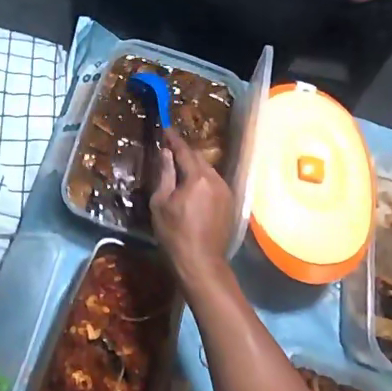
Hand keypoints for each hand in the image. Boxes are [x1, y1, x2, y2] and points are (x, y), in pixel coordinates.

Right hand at [150, 132, 237, 284]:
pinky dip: (202, 180)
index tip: (165, 129)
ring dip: (194, 167)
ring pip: (208, 171)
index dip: (174, 139)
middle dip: (185, 153)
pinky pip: (214, 184)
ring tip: (179, 168)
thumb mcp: (161, 202)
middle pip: (199, 159)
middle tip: (169, 149)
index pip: (185, 151)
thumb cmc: (175, 233)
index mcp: (198, 178)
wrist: (201, 262)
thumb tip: (166, 153)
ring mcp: (226, 192)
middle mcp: (216, 180)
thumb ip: (165, 174)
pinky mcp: (230, 204)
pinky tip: (192, 187)